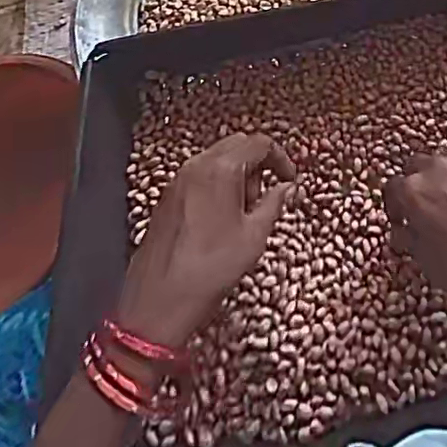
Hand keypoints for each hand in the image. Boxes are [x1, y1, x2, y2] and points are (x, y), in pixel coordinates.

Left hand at [116, 132, 296, 350]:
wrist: (157, 303)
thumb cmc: (210, 269)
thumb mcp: (254, 236)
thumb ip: (274, 203)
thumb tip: (287, 187)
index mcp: (221, 170)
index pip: (259, 143)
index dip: (280, 158)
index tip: (288, 179)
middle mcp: (197, 166)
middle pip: (237, 145)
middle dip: (258, 163)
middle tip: (264, 197)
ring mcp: (178, 180)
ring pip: (217, 159)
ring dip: (237, 174)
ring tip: (242, 213)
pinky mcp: (167, 197)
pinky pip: (199, 175)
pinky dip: (217, 184)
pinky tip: (219, 219)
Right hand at [384, 150, 446, 329]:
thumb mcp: (428, 263)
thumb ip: (409, 237)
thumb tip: (404, 228)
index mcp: (414, 192)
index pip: (392, 188)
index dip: (395, 206)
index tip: (401, 218)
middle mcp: (436, 167)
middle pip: (416, 169)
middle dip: (418, 188)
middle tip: (427, 212)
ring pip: (444, 163)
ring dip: (444, 179)